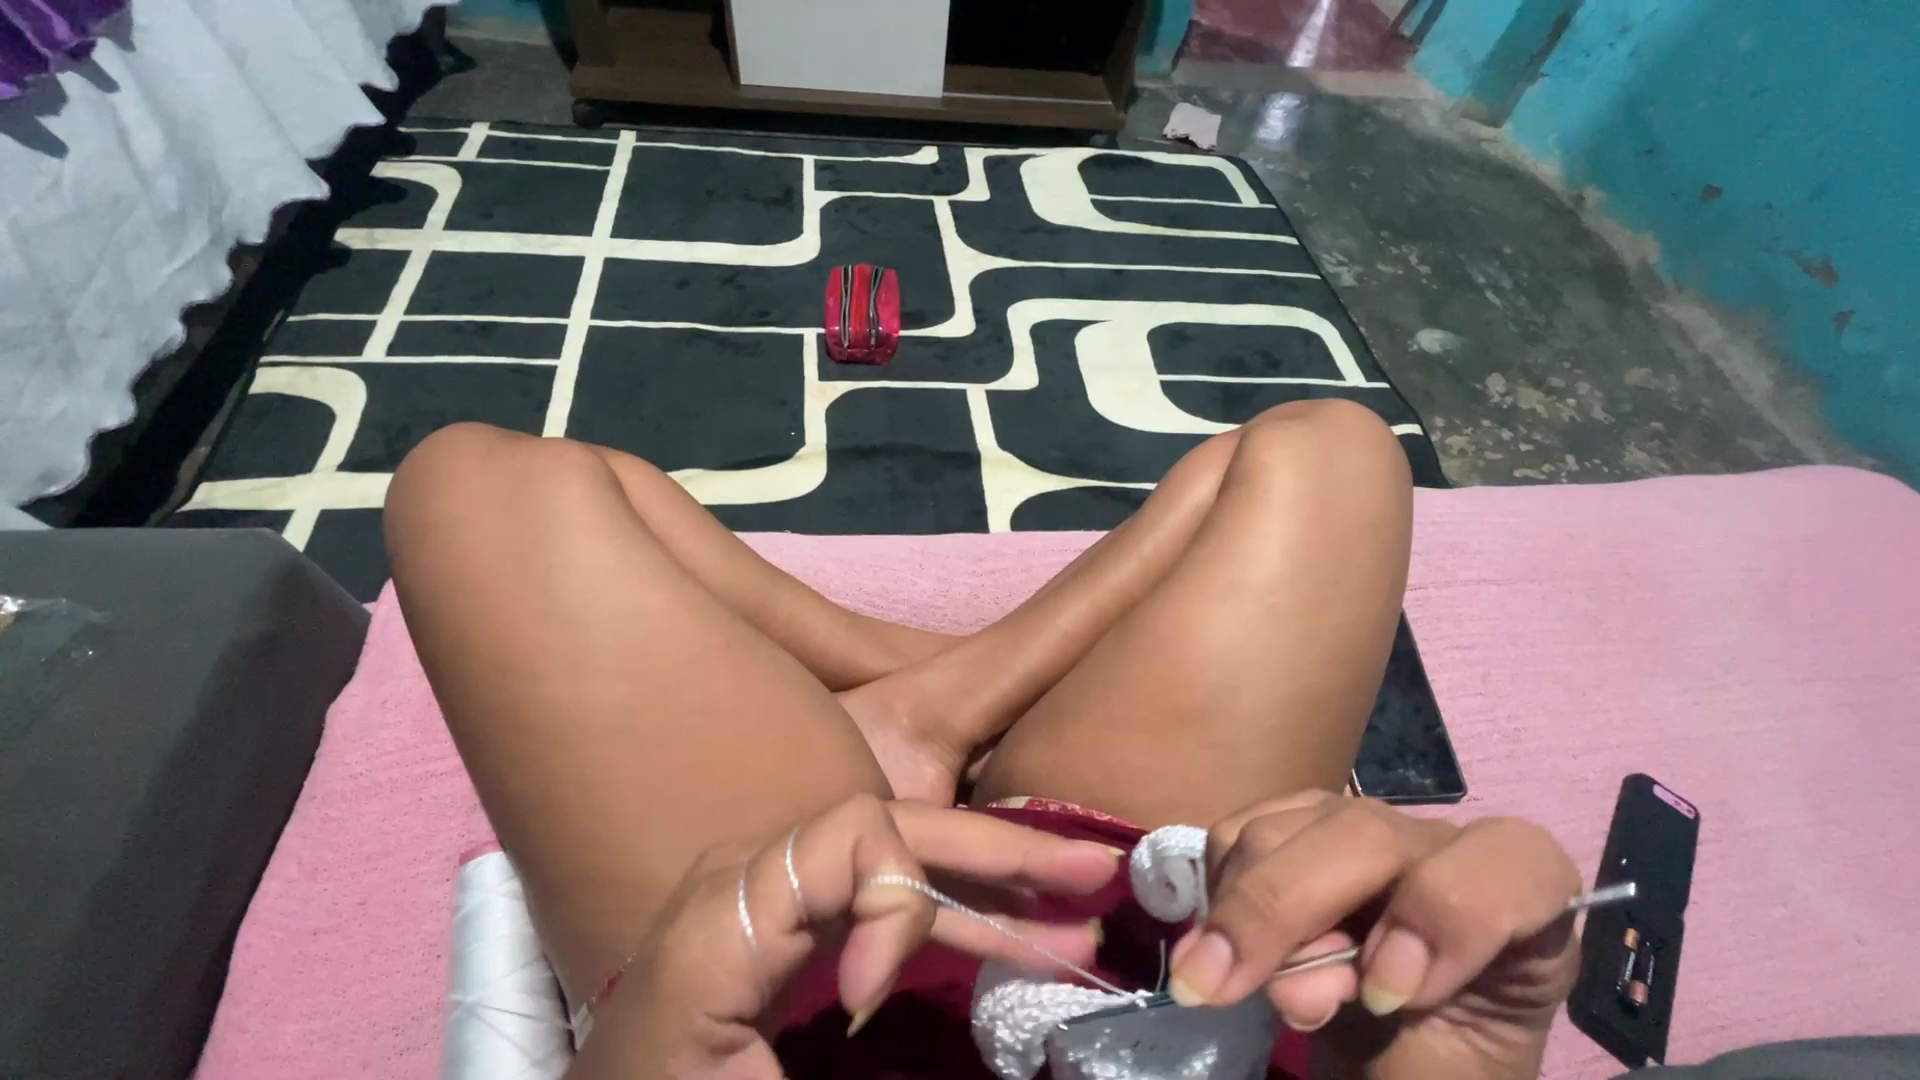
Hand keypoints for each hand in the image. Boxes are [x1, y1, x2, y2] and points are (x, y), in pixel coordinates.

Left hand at [568, 794, 1119, 1078]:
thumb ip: (874, 1049)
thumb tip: (970, 1040)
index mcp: (730, 908)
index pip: (848, 835)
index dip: (896, 899)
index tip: (871, 999)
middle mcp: (761, 875)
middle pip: (897, 828)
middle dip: (998, 847)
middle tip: (1091, 868)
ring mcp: (783, 894)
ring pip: (908, 859)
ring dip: (998, 878)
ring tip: (1082, 900)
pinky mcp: (798, 923)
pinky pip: (891, 902)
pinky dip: (964, 914)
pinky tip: (1024, 932)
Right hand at [1169, 791, 1583, 1079]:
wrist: (1385, 1062)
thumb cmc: (1431, 1076)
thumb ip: (1396, 1034)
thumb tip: (1295, 987)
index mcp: (1525, 907)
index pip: (1511, 863)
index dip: (1445, 917)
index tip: (1386, 998)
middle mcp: (1437, 846)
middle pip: (1361, 833)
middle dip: (1283, 911)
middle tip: (1218, 988)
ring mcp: (1355, 826)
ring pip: (1281, 830)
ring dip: (1238, 914)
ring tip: (1228, 988)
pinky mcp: (1288, 827)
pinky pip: (1233, 835)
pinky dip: (1216, 893)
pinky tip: (1229, 944)